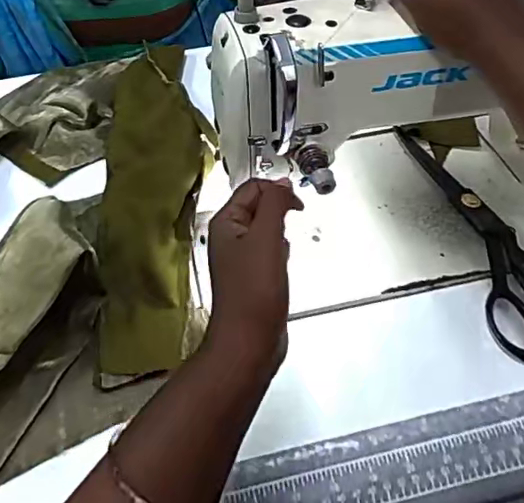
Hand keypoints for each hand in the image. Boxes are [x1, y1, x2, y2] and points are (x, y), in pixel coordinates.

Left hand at [206, 179, 302, 367]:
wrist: (249, 342)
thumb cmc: (255, 290)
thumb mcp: (267, 239)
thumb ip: (274, 206)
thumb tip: (282, 182)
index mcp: (225, 221)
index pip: (252, 189)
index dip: (276, 190)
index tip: (298, 203)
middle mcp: (228, 236)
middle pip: (257, 206)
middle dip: (278, 211)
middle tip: (293, 225)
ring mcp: (239, 257)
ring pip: (264, 229)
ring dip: (279, 231)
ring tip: (285, 248)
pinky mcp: (251, 276)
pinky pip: (267, 251)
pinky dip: (279, 251)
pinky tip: (284, 264)